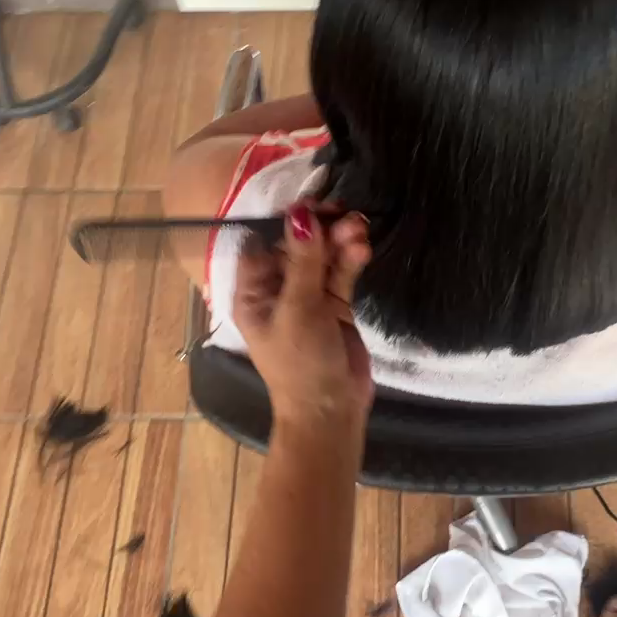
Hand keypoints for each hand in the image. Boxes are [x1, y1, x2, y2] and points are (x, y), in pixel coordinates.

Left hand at [233, 204, 373, 439]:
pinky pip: (341, 275)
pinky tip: (363, 248)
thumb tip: (302, 212)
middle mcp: (278, 291)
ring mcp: (309, 299)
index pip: (265, 243)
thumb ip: (303, 261)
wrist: (331, 411)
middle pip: (298, 247)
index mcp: (253, 293)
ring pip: (323, 259)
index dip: (287, 222)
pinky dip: (351, 260)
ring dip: (340, 242)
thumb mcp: (299, 309)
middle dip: (321, 230)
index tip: (313, 204)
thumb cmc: (301, 363)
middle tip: (345, 212)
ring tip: (360, 227)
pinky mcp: (336, 308)